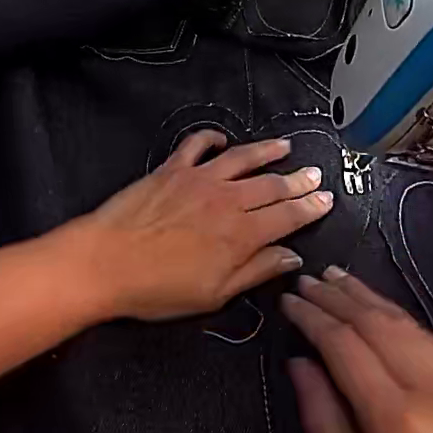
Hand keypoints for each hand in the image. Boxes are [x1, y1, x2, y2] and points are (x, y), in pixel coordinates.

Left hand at [64, 132, 333, 320]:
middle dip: (297, 181)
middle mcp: (227, 199)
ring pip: (243, 159)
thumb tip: (292, 256)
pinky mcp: (174, 168)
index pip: (286, 216)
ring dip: (267, 151)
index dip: (310, 207)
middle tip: (315, 175)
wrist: (105, 262)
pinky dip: (212, 138)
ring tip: (285, 147)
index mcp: (240, 234)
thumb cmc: (158, 288)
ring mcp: (200, 178)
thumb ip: (256, 271)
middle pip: (271, 186)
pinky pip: (198, 144)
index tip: (326, 199)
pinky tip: (223, 139)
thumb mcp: (213, 295)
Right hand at [283, 269, 432, 432]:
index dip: (312, 316)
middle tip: (308, 279)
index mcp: (398, 419)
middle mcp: (432, 391)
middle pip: (375, 323)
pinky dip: (397, 315)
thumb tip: (300, 367)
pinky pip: (428, 339)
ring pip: (405, 322)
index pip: (345, 345)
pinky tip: (381, 306)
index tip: (290, 300)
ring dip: (367, 295)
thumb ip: (324, 424)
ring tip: (338, 278)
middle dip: (336, 296)